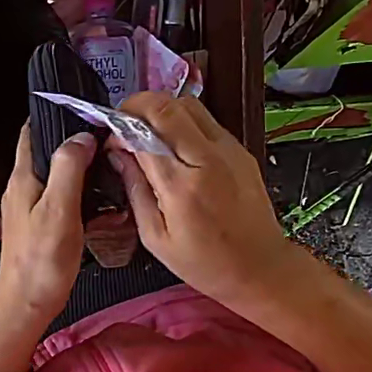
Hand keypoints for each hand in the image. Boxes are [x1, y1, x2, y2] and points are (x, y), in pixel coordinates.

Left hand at [0, 124, 95, 371]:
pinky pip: (65, 203)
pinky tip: (106, 209)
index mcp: (22, 179)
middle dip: (77, 143)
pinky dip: (85, 200)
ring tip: (114, 169)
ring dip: (84, 172)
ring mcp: (31, 209)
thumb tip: (81, 137)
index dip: (54, 116)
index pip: (31, 132)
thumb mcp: (58, 210)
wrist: (25, 307)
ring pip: (60, 178)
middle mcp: (23, 189)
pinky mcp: (42, 228)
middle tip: (110, 140)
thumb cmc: (40, 263)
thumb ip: (69, 169)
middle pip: (49, 153)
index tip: (83, 109)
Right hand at [107, 92, 296, 315]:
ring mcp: (228, 151)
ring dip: (160, 110)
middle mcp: (208, 160)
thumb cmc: (205, 262)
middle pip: (166, 106)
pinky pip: (205, 120)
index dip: (119, 129)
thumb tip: (118, 155)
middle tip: (122, 122)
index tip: (110, 140)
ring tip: (145, 131)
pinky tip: (171, 144)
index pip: (143, 134)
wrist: (260, 267)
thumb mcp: (155, 236)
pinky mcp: (240, 150)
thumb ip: (135, 189)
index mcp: (182, 187)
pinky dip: (181, 121)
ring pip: (188, 104)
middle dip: (136, 105)